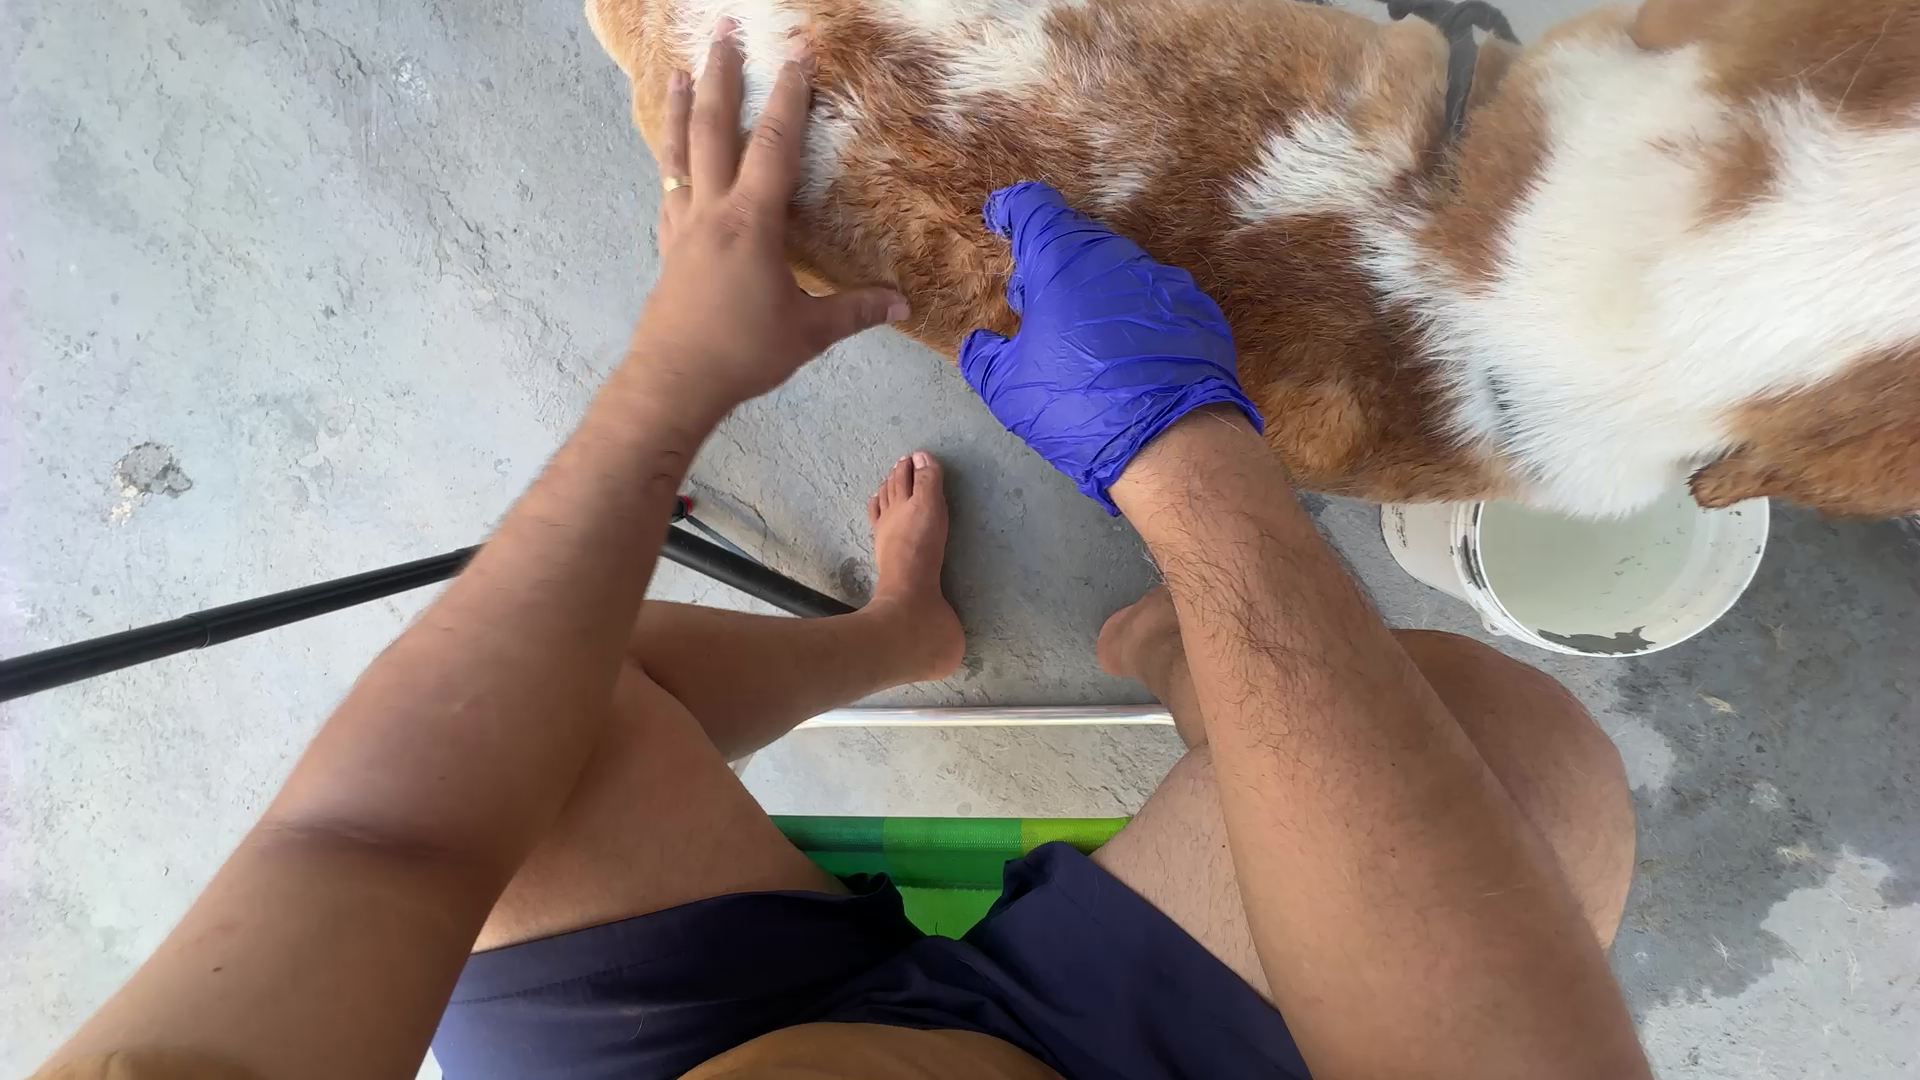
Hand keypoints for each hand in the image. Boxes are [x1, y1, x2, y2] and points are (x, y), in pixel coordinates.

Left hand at [626, 24, 908, 419]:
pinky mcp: (668, 249)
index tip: (796, 57)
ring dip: (680, 108)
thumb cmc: (744, 353)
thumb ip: (856, 311)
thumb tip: (903, 304)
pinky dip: (670, 164)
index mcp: (752, 224)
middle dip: (720, 77)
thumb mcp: (809, 333)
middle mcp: (712, 213)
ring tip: (678, 70)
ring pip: (678, 154)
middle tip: (722, 33)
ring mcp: (683, 228)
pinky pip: (667, 191)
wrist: (676, 379)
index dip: (788, 100)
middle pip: (712, 130)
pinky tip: (672, 163)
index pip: (773, 148)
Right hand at [959, 183, 1262, 512]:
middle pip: (1075, 239)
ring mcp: (1163, 282)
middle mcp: (1116, 259)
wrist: (1168, 441)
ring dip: (1090, 289)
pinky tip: (1124, 355)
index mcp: (1063, 263)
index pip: (1033, 208)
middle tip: (1031, 298)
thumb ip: (984, 358)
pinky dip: (1130, 316)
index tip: (1000, 219)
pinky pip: (1152, 300)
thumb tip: (979, 345)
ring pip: (1116, 270)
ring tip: (1077, 332)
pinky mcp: (1195, 311)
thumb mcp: (1009, 390)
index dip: (1011, 210)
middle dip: (1047, 260)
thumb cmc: (1075, 407)